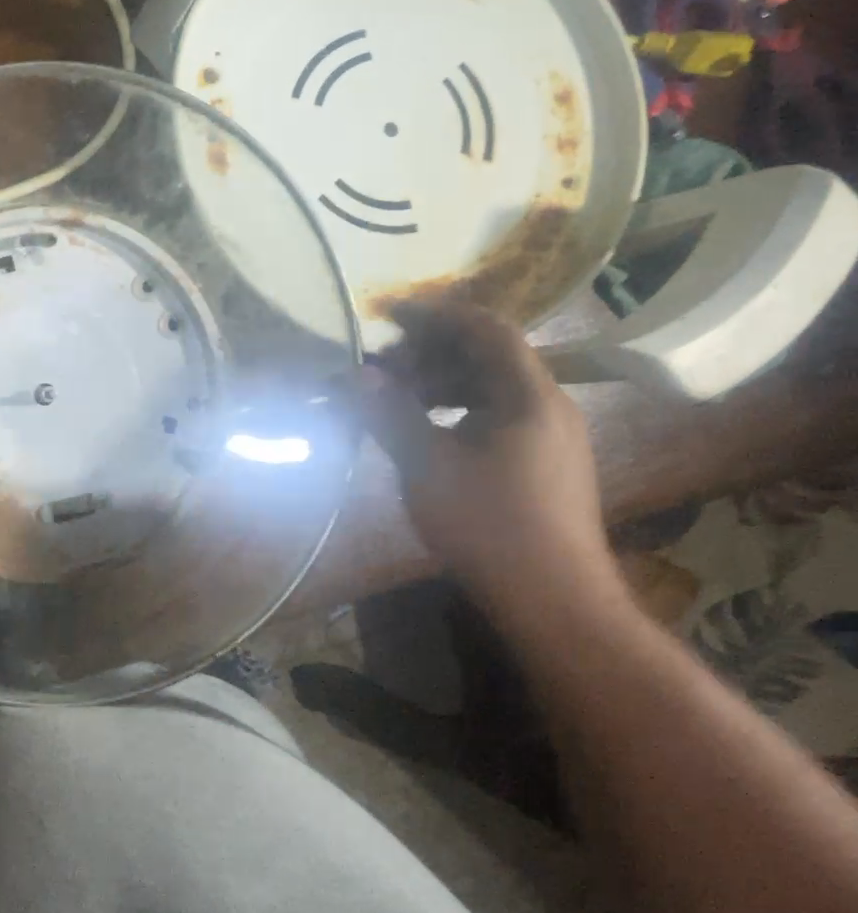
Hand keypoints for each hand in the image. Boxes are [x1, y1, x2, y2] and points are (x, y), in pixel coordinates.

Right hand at [356, 303, 620, 608]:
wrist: (552, 597)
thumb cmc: (487, 524)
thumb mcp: (425, 465)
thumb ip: (390, 413)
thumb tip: (359, 373)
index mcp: (529, 396)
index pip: (485, 330)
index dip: (435, 315)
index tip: (387, 315)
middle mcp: (548, 406)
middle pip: (488, 356)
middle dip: (429, 353)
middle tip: (379, 369)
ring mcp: (550, 436)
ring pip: (491, 388)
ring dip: (439, 383)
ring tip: (393, 399)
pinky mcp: (543, 464)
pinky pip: (495, 415)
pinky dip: (455, 410)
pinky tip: (424, 431)